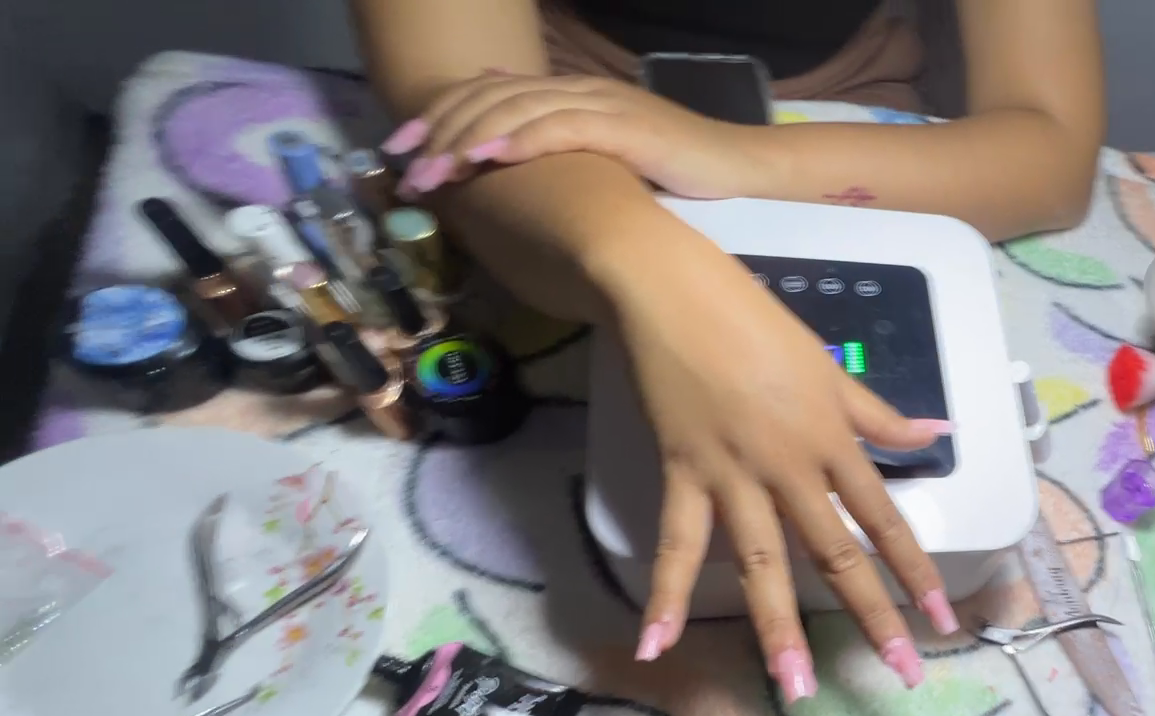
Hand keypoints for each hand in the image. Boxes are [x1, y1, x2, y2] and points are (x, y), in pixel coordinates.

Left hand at [381, 72, 771, 198]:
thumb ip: (574, 146)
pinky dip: (518, 142)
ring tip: (430, 172)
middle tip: (402, 166)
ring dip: (466, 141)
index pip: (494, 96)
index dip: (446, 119)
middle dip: (440, 130)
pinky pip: (558, 129)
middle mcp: (579, 89)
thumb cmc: (683, 169)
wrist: (737, 164)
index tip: (408, 150)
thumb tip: (527, 150)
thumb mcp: (618, 154)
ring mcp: (600, 105)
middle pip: (492, 99)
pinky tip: (485, 159)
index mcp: (574, 94)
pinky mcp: (622, 127)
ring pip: (515, 112)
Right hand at [608, 234, 959, 698]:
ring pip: (762, 563)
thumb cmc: (761, 326)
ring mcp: (735, 478)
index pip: (886, 520)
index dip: (917, 573)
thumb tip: (936, 437)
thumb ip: (881, 416)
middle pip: (837, 553)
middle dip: (872, 615)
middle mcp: (792, 470)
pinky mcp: (683, 475)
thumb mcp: (832, 369)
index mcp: (834, 443)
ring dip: (779, 628)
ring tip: (797, 687)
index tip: (942, 622)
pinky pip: (676, 542)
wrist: (676, 291)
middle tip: (901, 672)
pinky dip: (663, 594)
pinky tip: (654, 648)